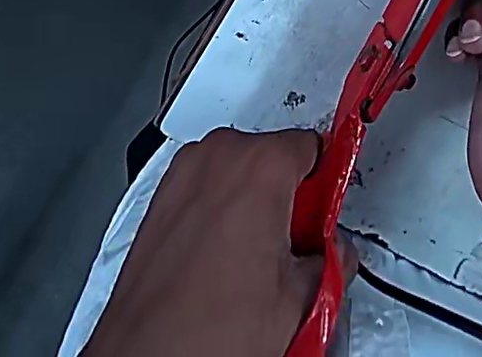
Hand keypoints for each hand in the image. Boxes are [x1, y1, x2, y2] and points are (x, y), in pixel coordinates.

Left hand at [82, 128, 352, 356]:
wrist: (147, 352)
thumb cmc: (207, 328)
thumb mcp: (298, 299)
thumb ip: (330, 259)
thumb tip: (334, 252)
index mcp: (264, 164)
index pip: (312, 145)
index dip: (326, 176)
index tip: (328, 199)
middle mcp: (223, 152)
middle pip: (273, 154)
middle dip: (288, 192)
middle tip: (295, 239)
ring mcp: (188, 167)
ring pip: (237, 166)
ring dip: (251, 196)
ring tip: (252, 254)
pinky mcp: (164, 188)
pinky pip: (206, 181)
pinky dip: (218, 203)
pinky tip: (221, 252)